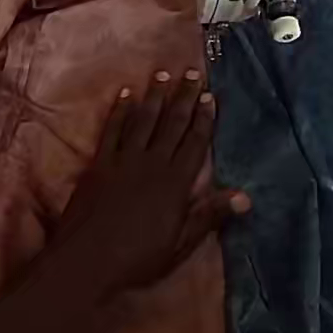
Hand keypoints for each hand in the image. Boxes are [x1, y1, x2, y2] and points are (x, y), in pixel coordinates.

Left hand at [45, 70, 249, 301]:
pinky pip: (112, 129)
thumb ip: (209, 215)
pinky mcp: (100, 162)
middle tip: (192, 72)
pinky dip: (119, 110)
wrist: (87, 260)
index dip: (204, 118)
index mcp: (175, 183)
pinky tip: (125, 93)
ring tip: (163, 72)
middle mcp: (152, 163)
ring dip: (155, 95)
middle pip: (172, 123)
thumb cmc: (137, 258)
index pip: (194, 143)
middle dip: (184, 97)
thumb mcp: (180, 244)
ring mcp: (124, 159)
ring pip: (144, 119)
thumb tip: (245, 197)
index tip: (210, 96)